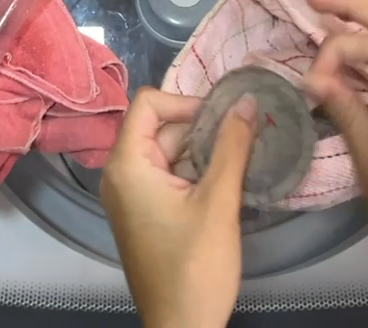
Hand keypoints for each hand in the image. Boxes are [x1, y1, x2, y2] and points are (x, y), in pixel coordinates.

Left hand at [100, 86, 256, 327]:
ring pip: (167, 150)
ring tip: (239, 152)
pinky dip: (193, 169)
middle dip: (199, 126)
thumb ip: (232, 146)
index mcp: (127, 164)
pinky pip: (167, 173)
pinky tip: (224, 177)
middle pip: (159, 126)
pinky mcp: (143, 211)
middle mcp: (121, 173)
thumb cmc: (195, 267)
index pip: (148, 103)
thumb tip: (246, 101)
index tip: (222, 118)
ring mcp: (130, 194)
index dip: (185, 102)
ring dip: (201, 149)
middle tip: (241, 133)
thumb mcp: (218, 202)